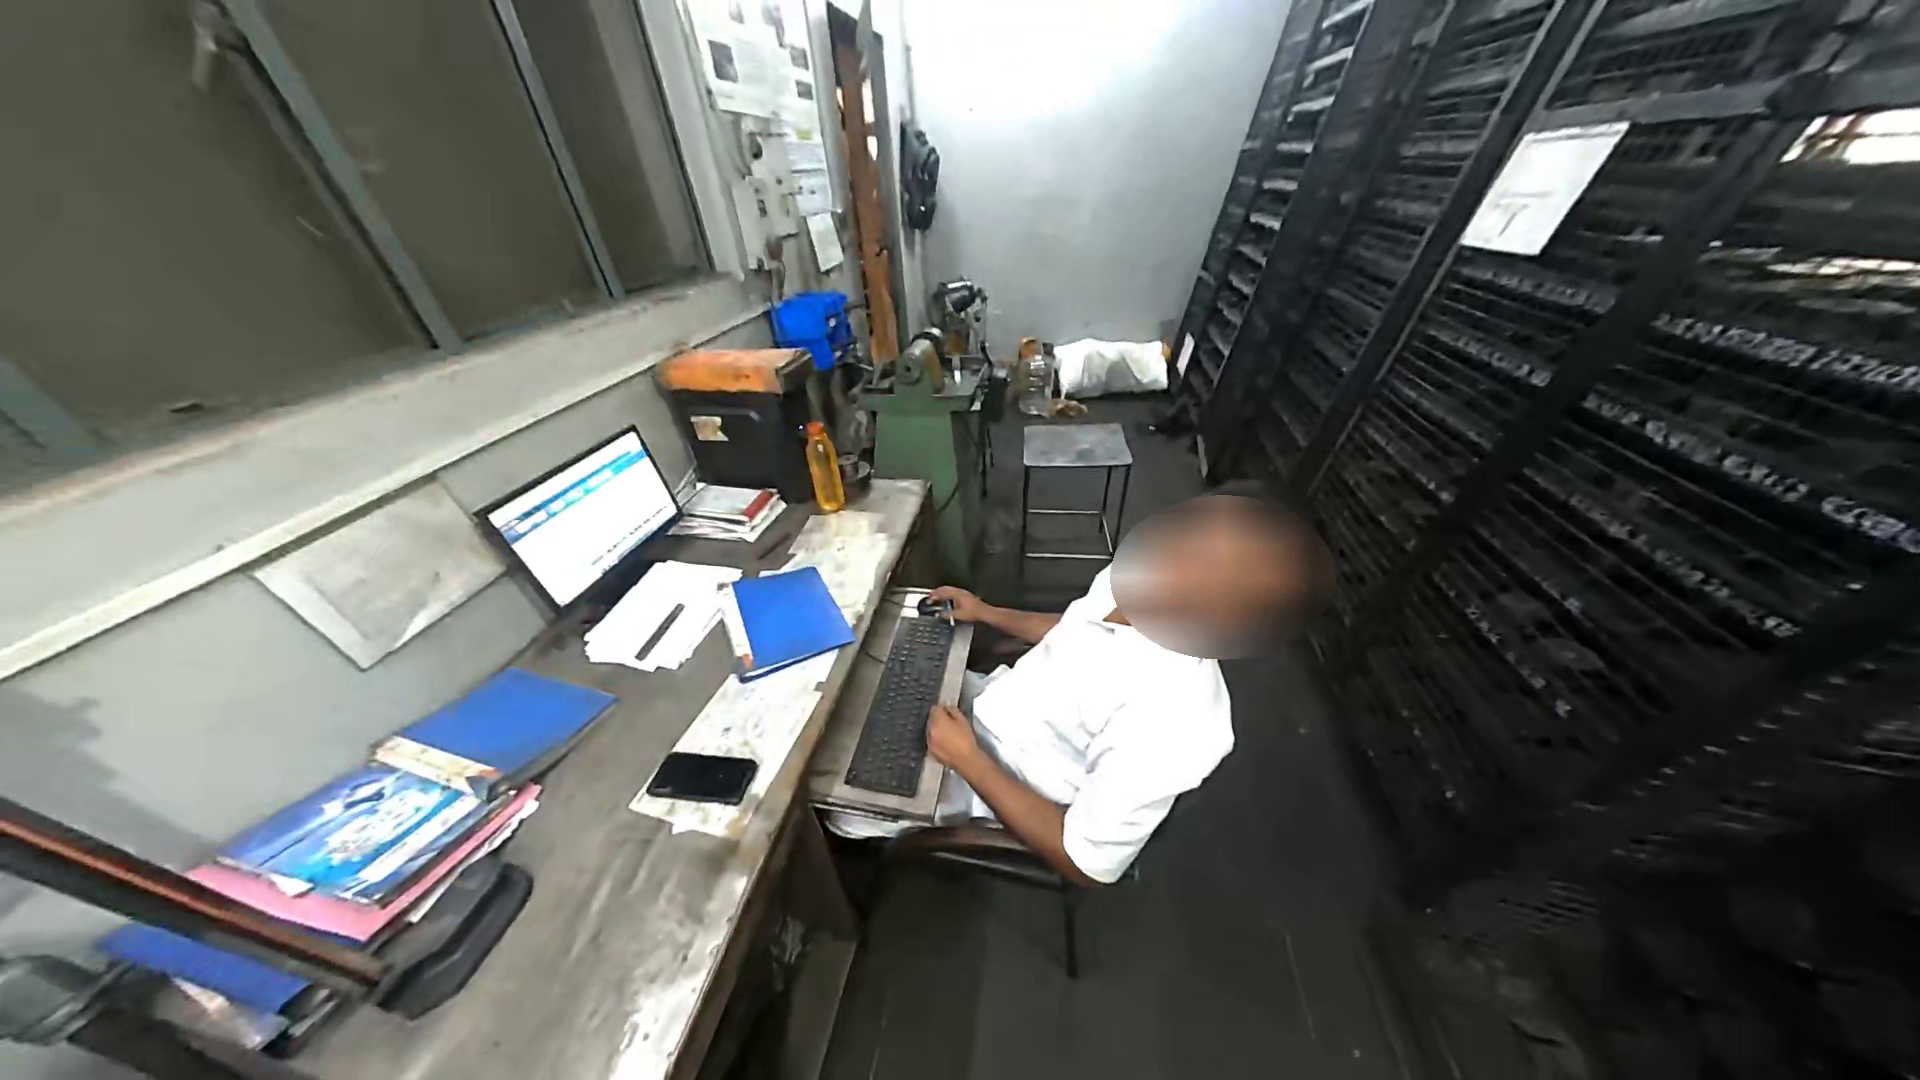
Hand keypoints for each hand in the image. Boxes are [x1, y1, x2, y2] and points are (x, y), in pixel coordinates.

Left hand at [925, 703, 979, 767]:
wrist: (966, 759)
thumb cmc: (966, 738)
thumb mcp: (962, 720)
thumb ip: (952, 710)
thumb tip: (946, 706)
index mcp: (937, 721)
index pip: (934, 708)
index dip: (941, 708)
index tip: (947, 710)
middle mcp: (929, 729)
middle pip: (931, 719)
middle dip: (937, 718)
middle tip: (947, 721)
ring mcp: (928, 741)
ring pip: (930, 729)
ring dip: (935, 728)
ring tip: (946, 732)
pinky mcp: (930, 750)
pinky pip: (931, 739)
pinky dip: (935, 738)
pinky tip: (944, 741)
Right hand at [928, 586, 989, 622]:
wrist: (984, 612)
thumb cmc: (972, 613)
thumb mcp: (958, 615)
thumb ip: (947, 614)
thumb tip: (939, 614)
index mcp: (957, 594)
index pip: (943, 593)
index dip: (935, 595)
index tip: (929, 598)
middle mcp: (960, 591)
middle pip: (946, 589)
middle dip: (937, 591)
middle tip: (931, 594)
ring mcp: (963, 593)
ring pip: (950, 589)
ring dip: (942, 591)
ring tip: (937, 595)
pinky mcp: (966, 595)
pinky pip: (954, 591)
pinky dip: (948, 593)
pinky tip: (948, 597)